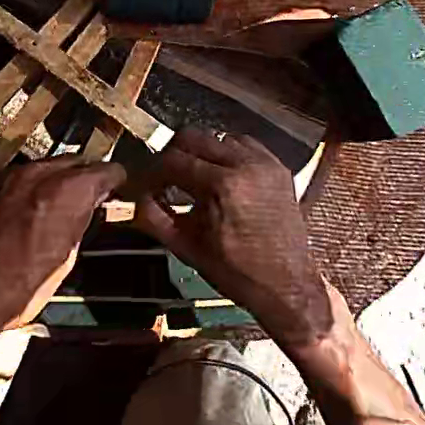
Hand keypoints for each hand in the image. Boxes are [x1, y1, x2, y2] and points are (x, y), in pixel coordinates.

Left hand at [0, 157, 125, 362]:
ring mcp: (10, 174)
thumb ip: (80, 223)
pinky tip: (28, 209)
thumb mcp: (65, 260)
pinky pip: (19, 176)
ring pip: (46, 166)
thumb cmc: (18, 288)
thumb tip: (89, 209)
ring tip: (59, 204)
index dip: (115, 180)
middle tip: (91, 197)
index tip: (117, 189)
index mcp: (66, 191)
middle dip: (85, 177)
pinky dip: (30, 186)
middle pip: (75, 161)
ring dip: (57, 180)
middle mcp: (39, 173)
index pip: (105, 170)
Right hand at [131, 129, 334, 352]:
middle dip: (173, 154)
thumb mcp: (186, 248)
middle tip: (166, 177)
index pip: (173, 160)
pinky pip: (244, 144)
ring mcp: (265, 163)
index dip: (153, 171)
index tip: (147, 185)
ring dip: (200, 152)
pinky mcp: (278, 167)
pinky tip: (220, 175)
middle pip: (193, 136)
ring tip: (193, 178)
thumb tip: (136, 197)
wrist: (288, 287)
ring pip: (218, 136)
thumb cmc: (235, 272)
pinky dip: (226, 153)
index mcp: (221, 185)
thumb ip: (154, 218)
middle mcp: (244, 164)